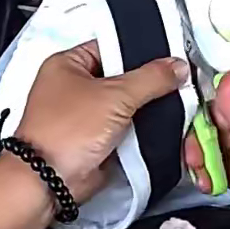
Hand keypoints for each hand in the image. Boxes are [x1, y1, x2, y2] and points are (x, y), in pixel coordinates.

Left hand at [14, 42, 187, 201]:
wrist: (51, 181)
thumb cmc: (68, 130)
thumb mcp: (115, 95)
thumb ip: (151, 78)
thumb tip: (178, 66)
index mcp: (68, 64)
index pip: (111, 47)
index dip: (140, 51)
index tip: (169, 56)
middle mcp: (74, 87)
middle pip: (122, 77)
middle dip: (147, 83)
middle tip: (177, 81)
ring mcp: (85, 115)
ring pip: (125, 105)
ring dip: (146, 108)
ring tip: (176, 101)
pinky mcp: (96, 140)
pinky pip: (125, 128)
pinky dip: (140, 129)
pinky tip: (163, 124)